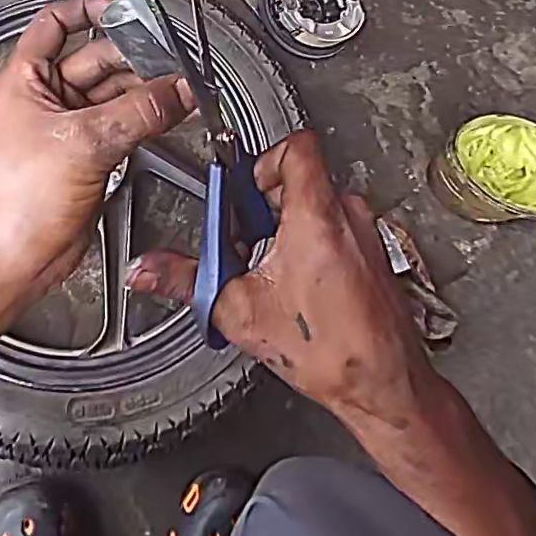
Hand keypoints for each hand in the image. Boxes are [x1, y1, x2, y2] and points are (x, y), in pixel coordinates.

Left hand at [0, 0, 196, 291]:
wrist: (23, 252)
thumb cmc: (22, 199)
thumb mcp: (85, 142)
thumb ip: (139, 112)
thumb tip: (178, 90)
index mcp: (27, 79)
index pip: (55, 23)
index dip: (87, 9)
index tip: (121, 8)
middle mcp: (48, 96)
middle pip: (98, 58)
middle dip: (135, 57)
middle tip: (171, 62)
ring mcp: (71, 123)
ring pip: (115, 90)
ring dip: (146, 89)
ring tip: (179, 90)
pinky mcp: (90, 148)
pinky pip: (124, 119)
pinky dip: (146, 115)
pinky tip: (169, 113)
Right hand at [126, 129, 428, 418]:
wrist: (386, 388)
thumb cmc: (334, 352)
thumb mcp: (241, 311)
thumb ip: (187, 281)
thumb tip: (149, 270)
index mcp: (315, 217)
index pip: (296, 147)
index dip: (262, 159)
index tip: (243, 187)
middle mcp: (347, 215)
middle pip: (297, 177)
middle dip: (263, 203)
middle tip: (247, 235)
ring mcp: (364, 232)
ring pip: (315, 201)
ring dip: (285, 222)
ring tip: (269, 260)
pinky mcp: (371, 250)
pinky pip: (334, 223)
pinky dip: (309, 238)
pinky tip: (296, 277)